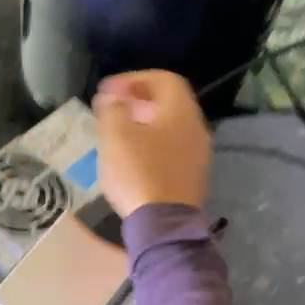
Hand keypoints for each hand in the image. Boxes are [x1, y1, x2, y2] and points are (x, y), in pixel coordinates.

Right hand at [92, 70, 212, 217]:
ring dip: (143, 127)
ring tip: (117, 136)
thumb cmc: (138, 173)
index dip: (133, 80)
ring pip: (169, 130)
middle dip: (137, 103)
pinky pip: (170, 153)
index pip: (162, 79)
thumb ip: (112, 109)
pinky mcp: (190, 180)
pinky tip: (131, 161)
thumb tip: (112, 99)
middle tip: (111, 112)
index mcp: (181, 111)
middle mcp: (195, 129)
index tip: (107, 92)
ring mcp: (197, 157)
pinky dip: (150, 148)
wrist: (163, 225)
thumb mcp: (116, 135)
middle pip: (167, 105)